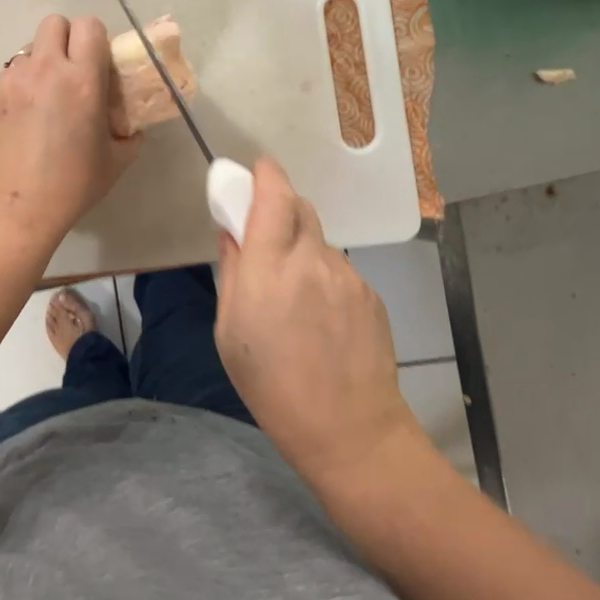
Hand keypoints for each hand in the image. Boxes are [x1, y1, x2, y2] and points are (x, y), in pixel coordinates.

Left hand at [0, 15, 140, 246]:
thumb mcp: (117, 159)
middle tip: (71, 70)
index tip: (96, 62)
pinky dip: (19, 86)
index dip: (95, 39)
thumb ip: (128, 131)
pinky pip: (8, 75)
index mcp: (83, 80)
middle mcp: (45, 70)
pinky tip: (22, 118)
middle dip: (66, 40)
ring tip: (43, 98)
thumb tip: (130, 124)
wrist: (17, 208)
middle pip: (54, 24)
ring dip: (40, 64)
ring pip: (28, 50)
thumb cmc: (73, 186)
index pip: (90, 26)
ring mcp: (11, 80)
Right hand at [215, 158, 423, 477]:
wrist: (348, 429)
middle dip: (280, 209)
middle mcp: (312, 260)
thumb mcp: (230, 332)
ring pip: (319, 241)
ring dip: (300, 248)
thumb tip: (232, 235)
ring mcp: (347, 276)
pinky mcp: (370, 294)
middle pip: (300, 208)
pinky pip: (338, 269)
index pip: (273, 196)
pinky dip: (322, 276)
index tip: (254, 170)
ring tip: (292, 297)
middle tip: (263, 237)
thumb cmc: (271, 385)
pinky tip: (319, 317)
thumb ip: (232, 273)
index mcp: (269, 268)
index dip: (264, 175)